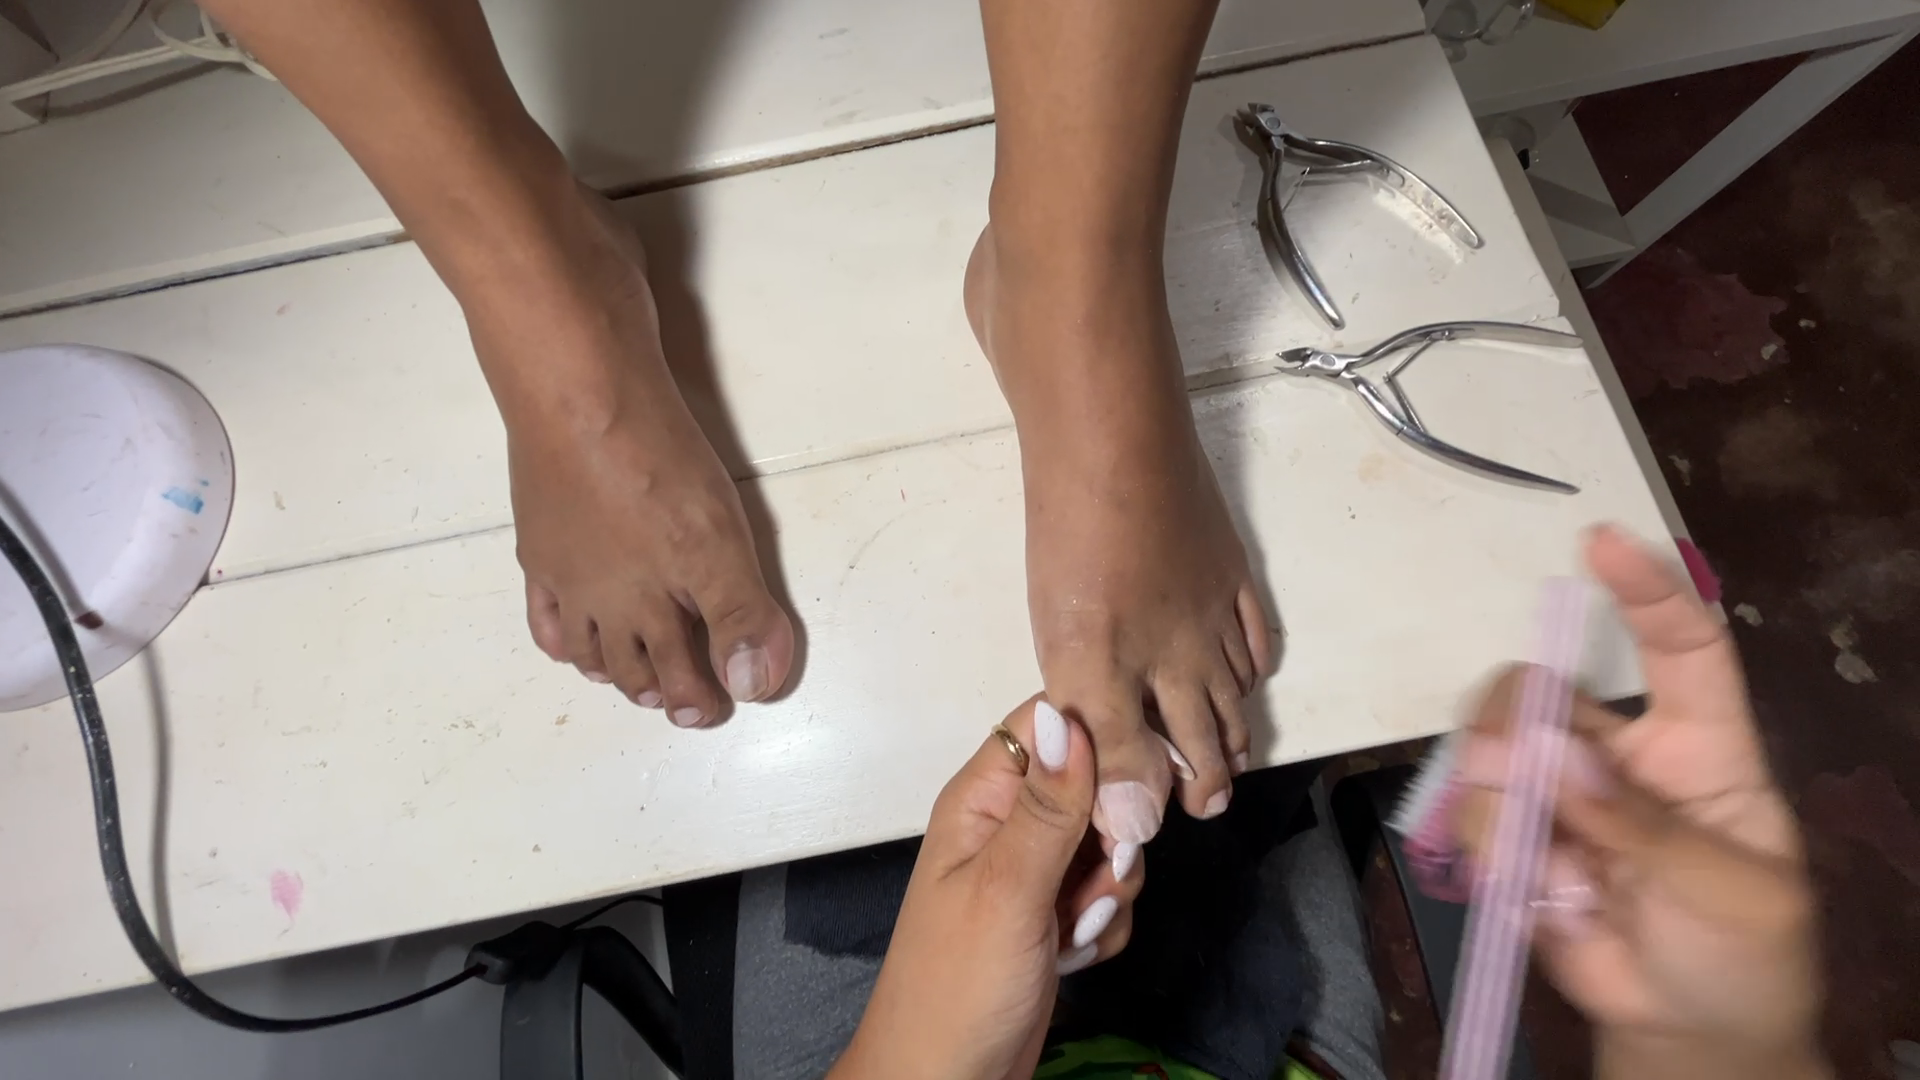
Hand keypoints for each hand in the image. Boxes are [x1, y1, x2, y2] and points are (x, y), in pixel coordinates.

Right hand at [458, 184, 795, 724]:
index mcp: (646, 604)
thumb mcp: (718, 542)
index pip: (675, 672)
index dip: (698, 698)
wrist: (577, 383)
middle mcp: (598, 597)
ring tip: (632, 678)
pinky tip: (567, 637)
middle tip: (683, 701)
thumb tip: (754, 689)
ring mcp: (561, 566)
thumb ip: (739, 614)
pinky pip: (543, 604)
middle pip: (629, 662)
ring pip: (585, 642)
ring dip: (611, 668)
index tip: (717, 711)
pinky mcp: (539, 530)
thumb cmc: (656, 464)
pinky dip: (560, 633)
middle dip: (661, 687)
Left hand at [834, 698, 1142, 1079]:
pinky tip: (1074, 951)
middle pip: (1090, 782)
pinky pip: (1107, 888)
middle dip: (1109, 832)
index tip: (1135, 778)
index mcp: (984, 795)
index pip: (1047, 726)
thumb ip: (1046, 806)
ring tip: (1076, 925)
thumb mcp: (1007, 888)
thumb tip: (1064, 714)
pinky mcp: (1056, 907)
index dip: (1097, 738)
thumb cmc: (961, 982)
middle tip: (1100, 875)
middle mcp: (1010, 819)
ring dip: (1108, 885)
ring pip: (1106, 839)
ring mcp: (1035, 866)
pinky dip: (1103, 920)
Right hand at [1454, 526, 1825, 1079]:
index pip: (1680, 651)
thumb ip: (1646, 827)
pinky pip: (1466, 803)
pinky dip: (1485, 844)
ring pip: (1486, 744)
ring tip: (1540, 868)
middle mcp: (1607, 749)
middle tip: (1515, 779)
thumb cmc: (1736, 954)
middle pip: (1535, 689)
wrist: (1675, 1024)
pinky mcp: (1500, 821)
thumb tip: (1550, 762)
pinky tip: (1526, 885)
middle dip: (1514, 725)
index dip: (1646, 593)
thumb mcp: (1732, 896)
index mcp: (1694, 749)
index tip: (1597, 542)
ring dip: (1499, 803)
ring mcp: (1545, 784)